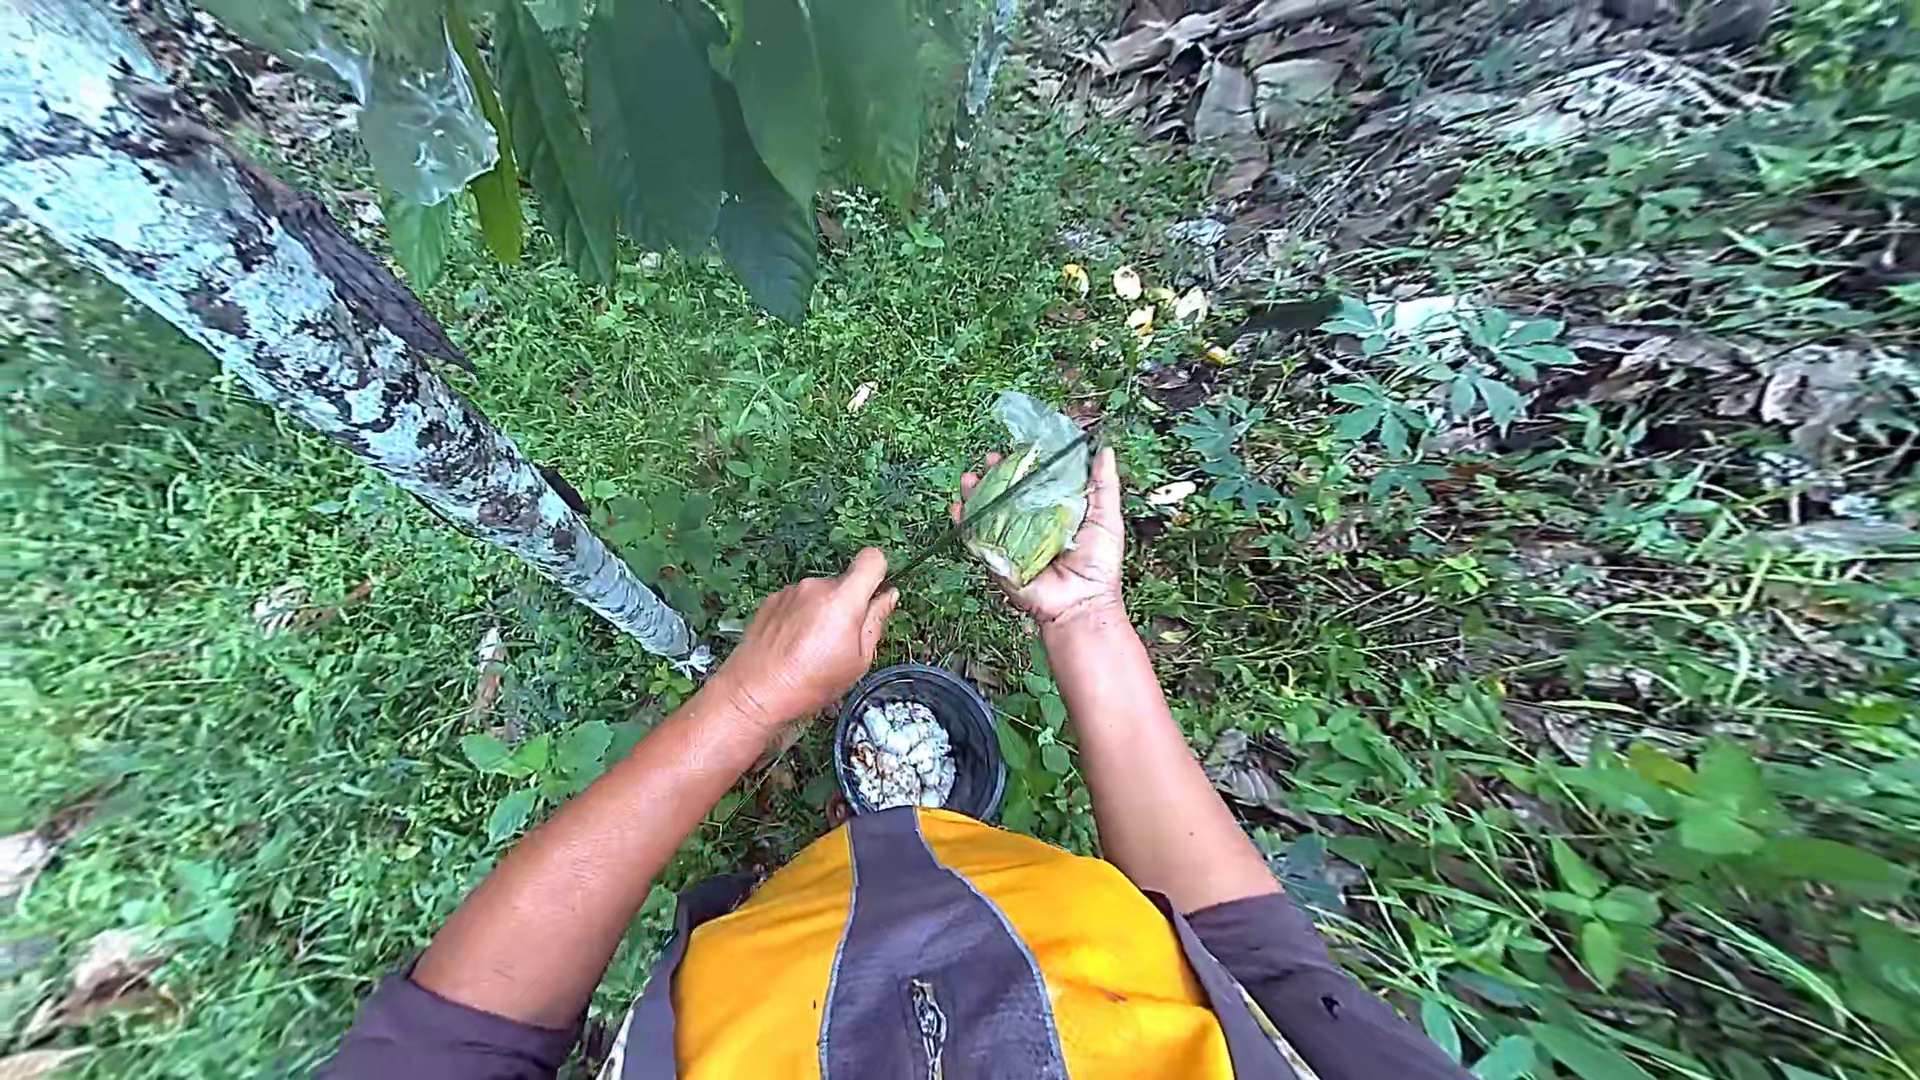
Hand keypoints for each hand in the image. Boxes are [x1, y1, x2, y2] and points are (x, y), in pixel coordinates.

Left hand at [709, 548, 898, 732]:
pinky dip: (801, 616)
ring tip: (811, 647)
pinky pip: (799, 600)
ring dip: (823, 611)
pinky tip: (793, 643)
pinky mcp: (772, 599)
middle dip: (849, 604)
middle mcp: (816, 586)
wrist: (753, 693)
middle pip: (845, 581)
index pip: (872, 558)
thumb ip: (876, 621)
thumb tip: (889, 596)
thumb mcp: (858, 660)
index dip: (879, 573)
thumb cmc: (811, 682)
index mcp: (843, 599)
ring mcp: (791, 591)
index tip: (874, 596)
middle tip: (840, 640)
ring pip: (821, 593)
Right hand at [952, 446, 1125, 628]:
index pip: (1034, 482)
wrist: (1082, 603)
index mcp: (1053, 513)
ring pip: (986, 512)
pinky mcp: (997, 558)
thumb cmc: (1098, 564)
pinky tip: (958, 506)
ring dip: (974, 493)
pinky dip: (963, 522)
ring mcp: (1010, 541)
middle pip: (1005, 493)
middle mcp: (1028, 525)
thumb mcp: (1107, 517)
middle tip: (991, 458)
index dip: (1024, 464)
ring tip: (969, 478)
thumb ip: (1103, 485)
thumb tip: (1104, 449)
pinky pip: (976, 538)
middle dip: (995, 474)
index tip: (1018, 447)